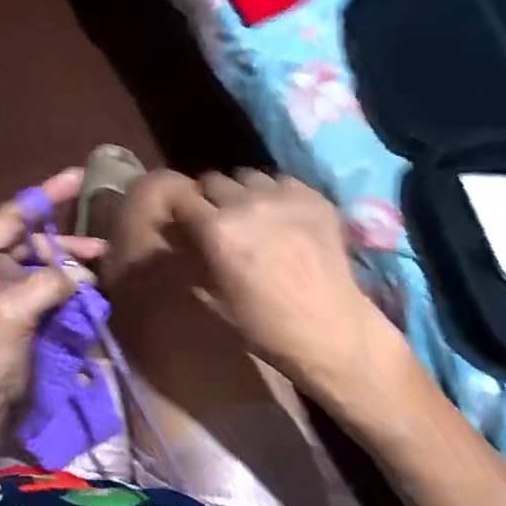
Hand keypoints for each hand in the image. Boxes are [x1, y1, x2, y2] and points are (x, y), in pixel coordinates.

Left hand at [0, 169, 105, 421]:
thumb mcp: (10, 313)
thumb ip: (47, 283)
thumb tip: (81, 272)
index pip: (12, 215)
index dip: (45, 194)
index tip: (77, 175)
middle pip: (31, 235)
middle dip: (64, 239)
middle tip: (98, 243)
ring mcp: (4, 284)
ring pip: (43, 259)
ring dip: (70, 261)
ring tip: (99, 264)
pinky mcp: (21, 304)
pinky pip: (49, 281)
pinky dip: (69, 281)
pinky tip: (89, 285)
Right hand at [163, 170, 405, 394]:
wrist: (327, 330)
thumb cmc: (261, 324)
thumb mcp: (210, 298)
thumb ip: (190, 261)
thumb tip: (178, 242)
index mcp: (216, 230)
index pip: (183, 199)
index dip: (180, 209)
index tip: (182, 220)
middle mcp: (247, 203)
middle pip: (214, 180)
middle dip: (209, 197)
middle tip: (214, 217)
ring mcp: (284, 197)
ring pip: (249, 175)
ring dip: (241, 190)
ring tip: (247, 210)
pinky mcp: (315, 198)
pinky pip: (283, 180)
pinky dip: (274, 192)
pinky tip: (279, 214)